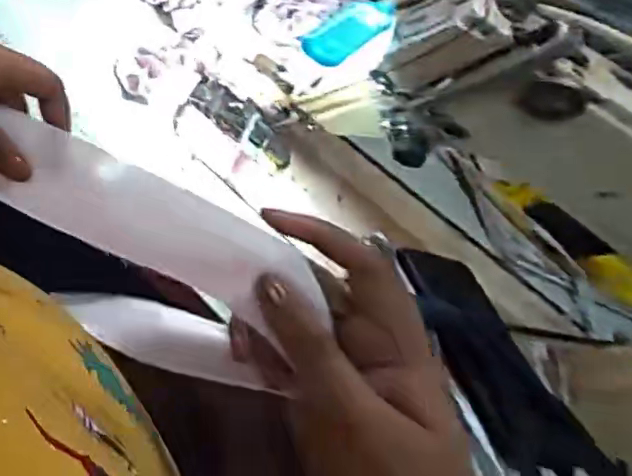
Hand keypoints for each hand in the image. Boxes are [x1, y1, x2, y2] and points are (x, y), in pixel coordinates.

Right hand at [231, 210, 469, 475]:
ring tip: (241, 345)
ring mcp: (343, 373)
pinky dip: (262, 350)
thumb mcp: (347, 413)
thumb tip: (267, 276)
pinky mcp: (319, 393)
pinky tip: (247, 363)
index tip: (268, 219)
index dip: (322, 235)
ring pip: (295, 320)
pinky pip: (285, 352)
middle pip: (320, 290)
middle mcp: (370, 349)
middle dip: (274, 285)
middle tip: (234, 290)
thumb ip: (308, 345)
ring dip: (261, 322)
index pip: (366, 269)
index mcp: (398, 348)